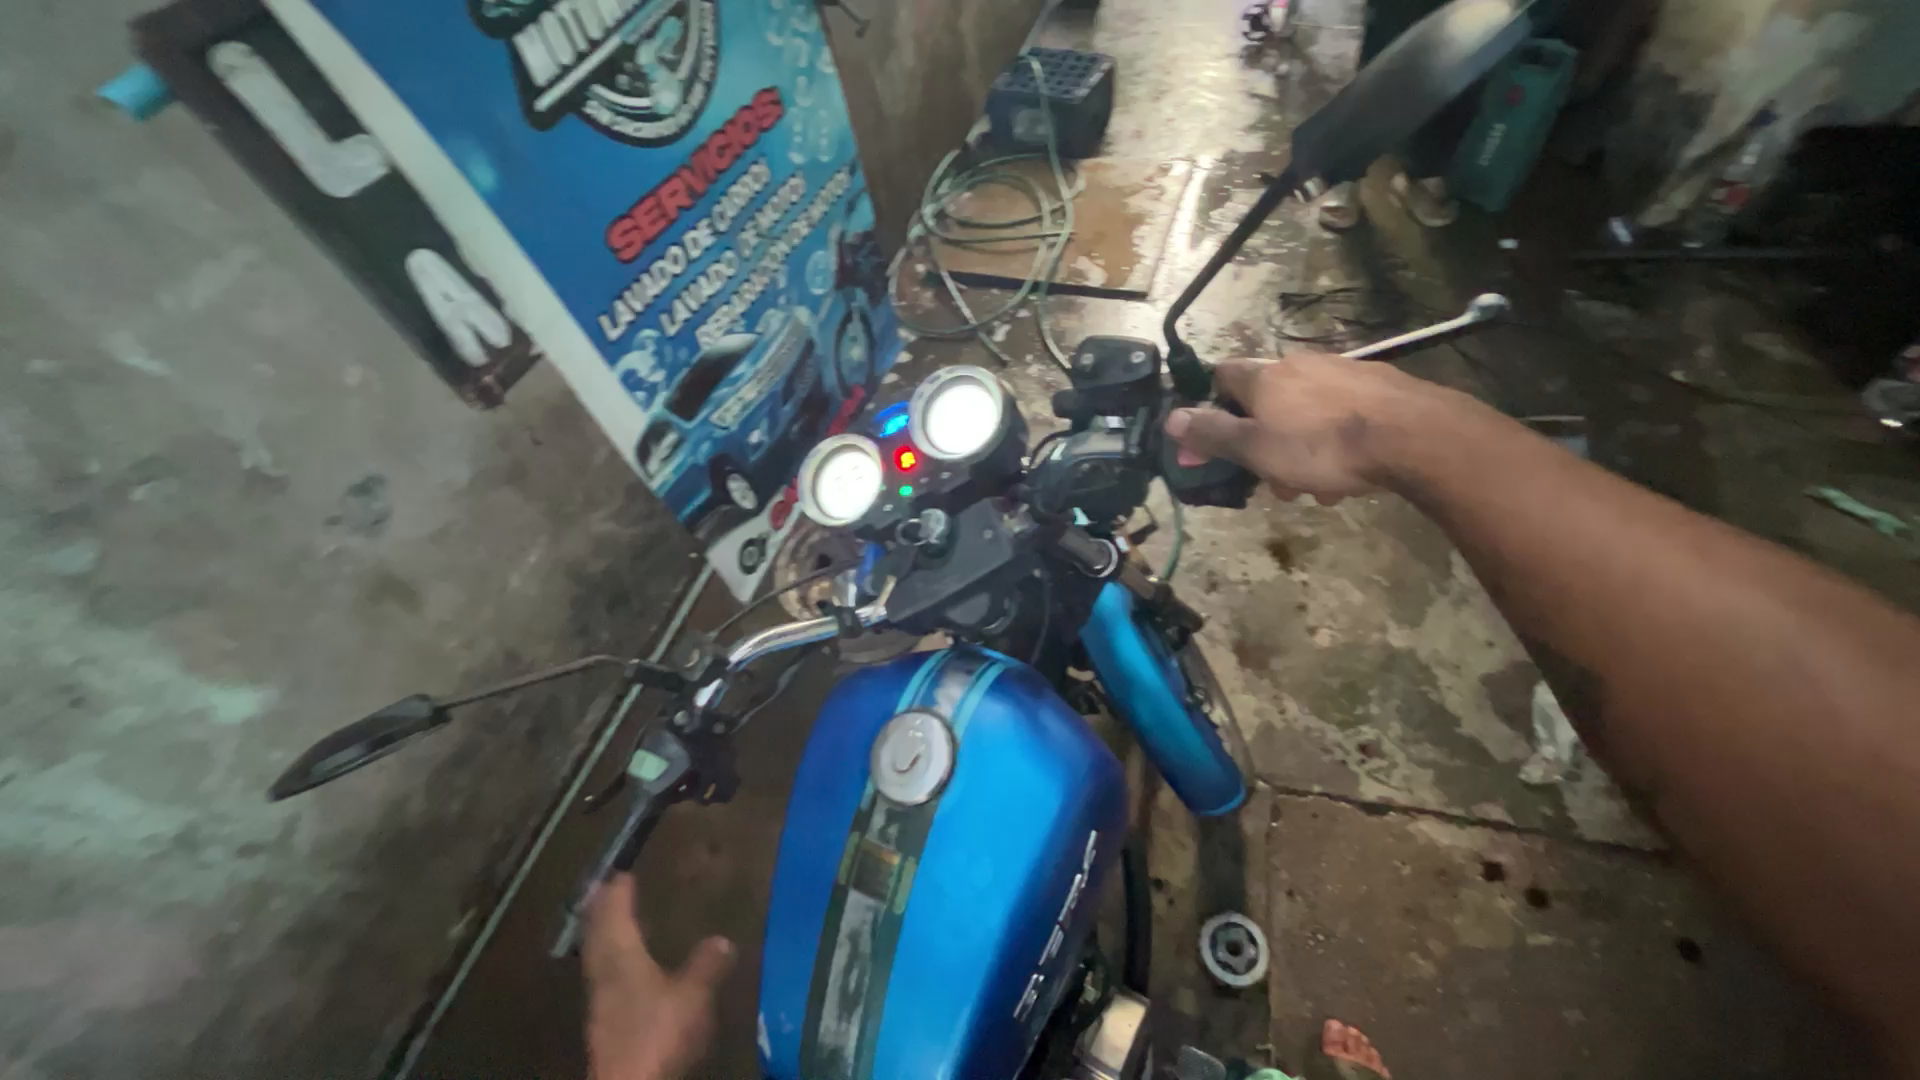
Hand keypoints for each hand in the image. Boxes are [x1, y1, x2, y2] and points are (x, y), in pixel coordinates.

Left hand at [583, 873, 735, 1079]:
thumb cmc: (658, 1032)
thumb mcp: (693, 995)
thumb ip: (707, 965)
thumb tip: (722, 938)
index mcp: (623, 958)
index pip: (617, 919)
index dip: (618, 897)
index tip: (619, 875)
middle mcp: (606, 974)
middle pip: (599, 937)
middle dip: (602, 912)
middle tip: (604, 890)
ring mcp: (601, 1002)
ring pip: (598, 958)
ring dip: (603, 936)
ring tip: (611, 922)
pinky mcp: (604, 1024)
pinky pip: (604, 978)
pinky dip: (610, 961)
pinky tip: (624, 968)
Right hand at [1163, 352, 1446, 499]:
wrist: (1413, 436)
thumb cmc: (1322, 446)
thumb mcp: (1255, 450)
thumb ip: (1212, 434)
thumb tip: (1170, 418)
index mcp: (1263, 377)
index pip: (1221, 376)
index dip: (1211, 405)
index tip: (1215, 439)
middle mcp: (1299, 364)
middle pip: (1265, 400)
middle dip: (1262, 441)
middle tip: (1272, 480)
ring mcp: (1342, 371)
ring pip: (1304, 412)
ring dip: (1299, 447)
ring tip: (1317, 487)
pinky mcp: (1378, 386)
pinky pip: (1340, 414)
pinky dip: (1334, 441)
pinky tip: (1351, 472)